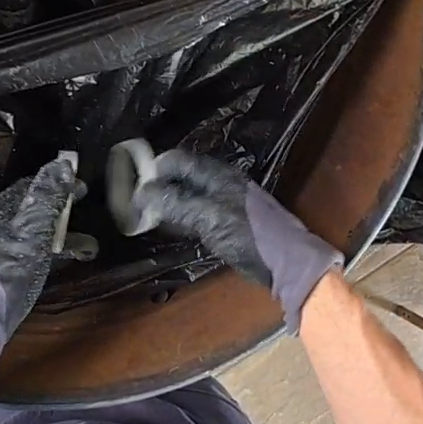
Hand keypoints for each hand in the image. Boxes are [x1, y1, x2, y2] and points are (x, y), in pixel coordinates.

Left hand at [0, 158, 81, 401]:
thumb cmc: (8, 270)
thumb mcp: (33, 231)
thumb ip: (47, 199)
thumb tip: (60, 165)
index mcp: (0, 209)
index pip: (32, 185)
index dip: (58, 182)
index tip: (83, 187)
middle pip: (34, 207)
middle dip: (62, 207)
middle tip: (86, 209)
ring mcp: (0, 247)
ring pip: (37, 231)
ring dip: (63, 233)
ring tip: (89, 244)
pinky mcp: (6, 268)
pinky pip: (34, 250)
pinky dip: (54, 251)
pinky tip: (70, 259)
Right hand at [132, 150, 341, 332]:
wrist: (288, 264)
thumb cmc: (250, 237)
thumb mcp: (208, 219)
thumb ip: (176, 204)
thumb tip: (142, 192)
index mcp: (219, 175)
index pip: (180, 160)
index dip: (156, 168)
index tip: (133, 182)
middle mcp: (223, 182)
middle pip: (185, 175)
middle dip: (161, 184)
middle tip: (137, 200)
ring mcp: (229, 201)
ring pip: (192, 193)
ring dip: (172, 200)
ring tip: (149, 213)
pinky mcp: (232, 221)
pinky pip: (201, 210)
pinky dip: (184, 214)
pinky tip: (175, 226)